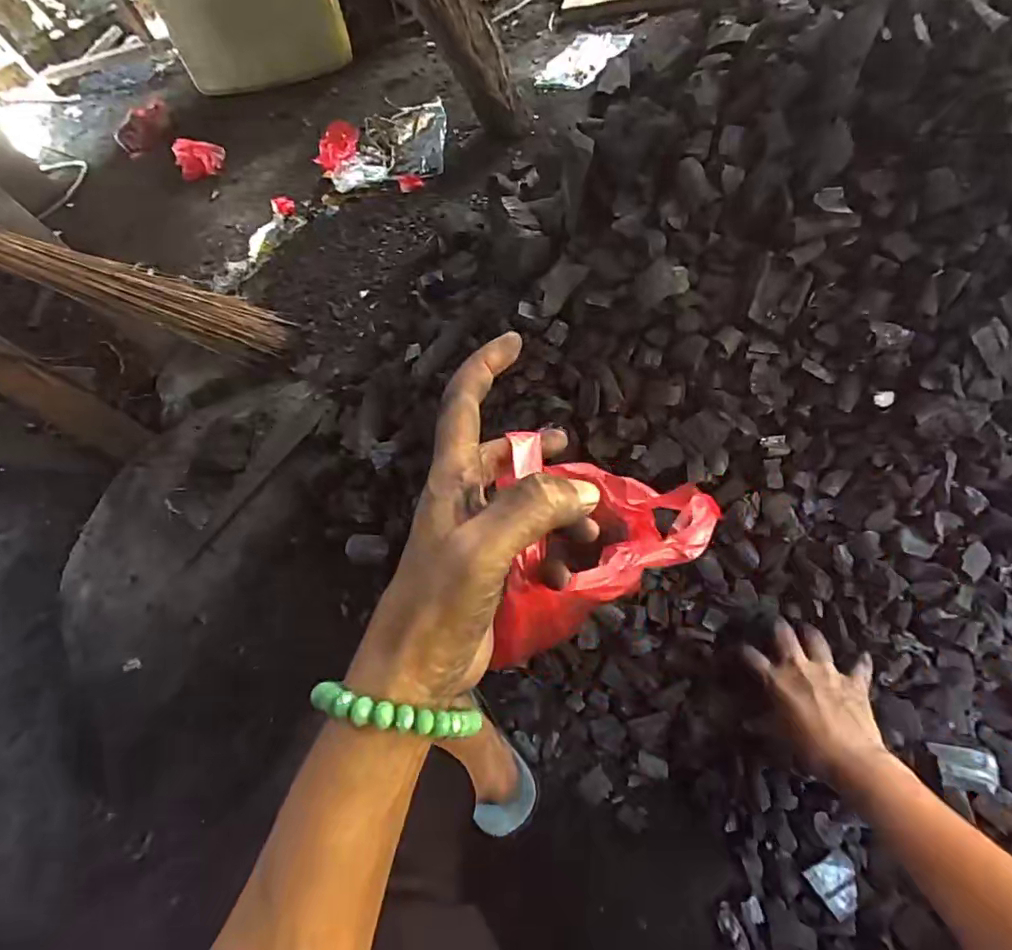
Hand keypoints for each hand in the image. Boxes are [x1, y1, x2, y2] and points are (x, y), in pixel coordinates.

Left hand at [348, 332, 601, 705]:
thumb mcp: (481, 550)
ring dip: (565, 512)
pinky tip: (579, 571)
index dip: (485, 368)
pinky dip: (562, 550)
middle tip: (584, 469)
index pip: (464, 407)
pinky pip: (537, 543)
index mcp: (450, 481)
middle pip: (508, 457)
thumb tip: (580, 486)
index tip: (514, 341)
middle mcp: (464, 499)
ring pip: (531, 502)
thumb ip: (529, 509)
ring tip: (595, 532)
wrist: (416, 671)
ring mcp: (480, 535)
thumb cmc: (437, 604)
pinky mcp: (496, 568)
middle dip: (547, 459)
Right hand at [742, 621, 888, 786]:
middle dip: (778, 626)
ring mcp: (828, 672)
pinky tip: (863, 656)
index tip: (739, 648)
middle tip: (777, 623)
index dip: (743, 650)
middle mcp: (799, 668)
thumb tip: (745, 724)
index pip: (751, 656)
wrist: (852, 758)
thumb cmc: (808, 747)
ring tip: (807, 630)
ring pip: (817, 641)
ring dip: (812, 635)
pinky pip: (859, 667)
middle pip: (784, 635)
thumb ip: (762, 724)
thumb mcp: (778, 735)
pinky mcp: (854, 682)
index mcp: (776, 679)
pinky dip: (860, 662)